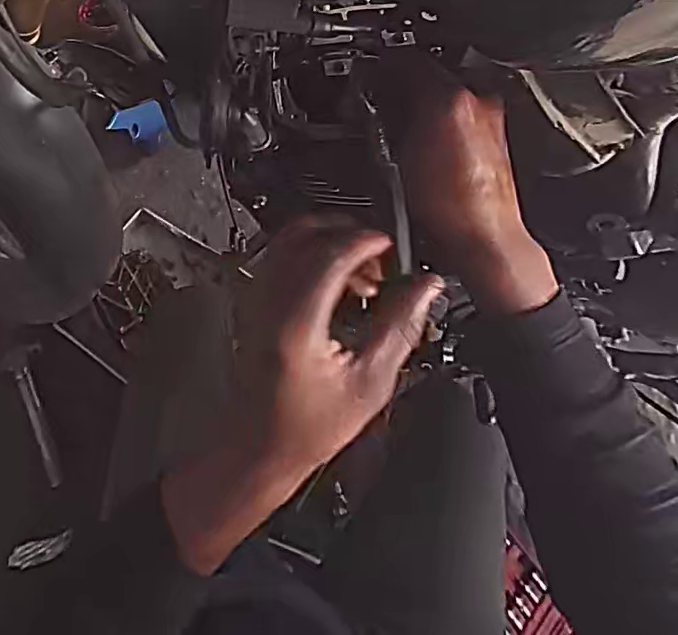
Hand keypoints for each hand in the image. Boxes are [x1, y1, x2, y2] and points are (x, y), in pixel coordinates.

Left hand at [160, 217, 443, 573]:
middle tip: (381, 257)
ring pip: (291, 238)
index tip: (390, 245)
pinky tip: (336, 281)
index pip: (331, 254)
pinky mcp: (253, 299)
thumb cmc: (307, 426)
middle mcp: (270, 301)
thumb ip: (401, 325)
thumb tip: (424, 288)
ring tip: (362, 271)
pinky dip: (312, 252)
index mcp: (297, 322)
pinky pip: (281, 254)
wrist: (261, 443)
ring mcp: (256, 297)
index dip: (366, 240)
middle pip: (308, 234)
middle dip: (350, 234)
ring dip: (330, 240)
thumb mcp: (370, 382)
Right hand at [395, 63, 559, 315]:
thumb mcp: (400, 157)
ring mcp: (488, 117)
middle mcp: (476, 102)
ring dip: (417, 98)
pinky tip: (420, 136)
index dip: (380, 64)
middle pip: (427, 72)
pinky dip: (436, 113)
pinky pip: (456, 110)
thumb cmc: (449, 209)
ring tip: (396, 118)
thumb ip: (389, 114)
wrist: (485, 239)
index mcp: (452, 100)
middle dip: (398, 81)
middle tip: (377, 94)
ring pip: (442, 91)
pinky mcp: (492, 134)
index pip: (408, 60)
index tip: (368, 69)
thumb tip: (378, 92)